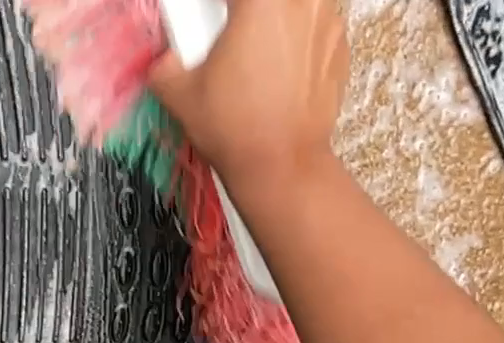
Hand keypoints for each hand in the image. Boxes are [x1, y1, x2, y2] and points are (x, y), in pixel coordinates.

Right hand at [148, 0, 349, 182]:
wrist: (281, 165)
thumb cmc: (233, 128)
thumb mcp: (180, 96)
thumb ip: (165, 66)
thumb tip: (164, 61)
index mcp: (260, 1)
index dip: (208, 9)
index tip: (201, 20)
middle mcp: (300, 0)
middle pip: (265, 3)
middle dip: (246, 14)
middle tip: (227, 34)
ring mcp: (327, 18)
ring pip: (294, 6)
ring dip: (274, 20)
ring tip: (255, 54)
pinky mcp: (339, 45)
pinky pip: (314, 24)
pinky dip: (296, 38)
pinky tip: (278, 73)